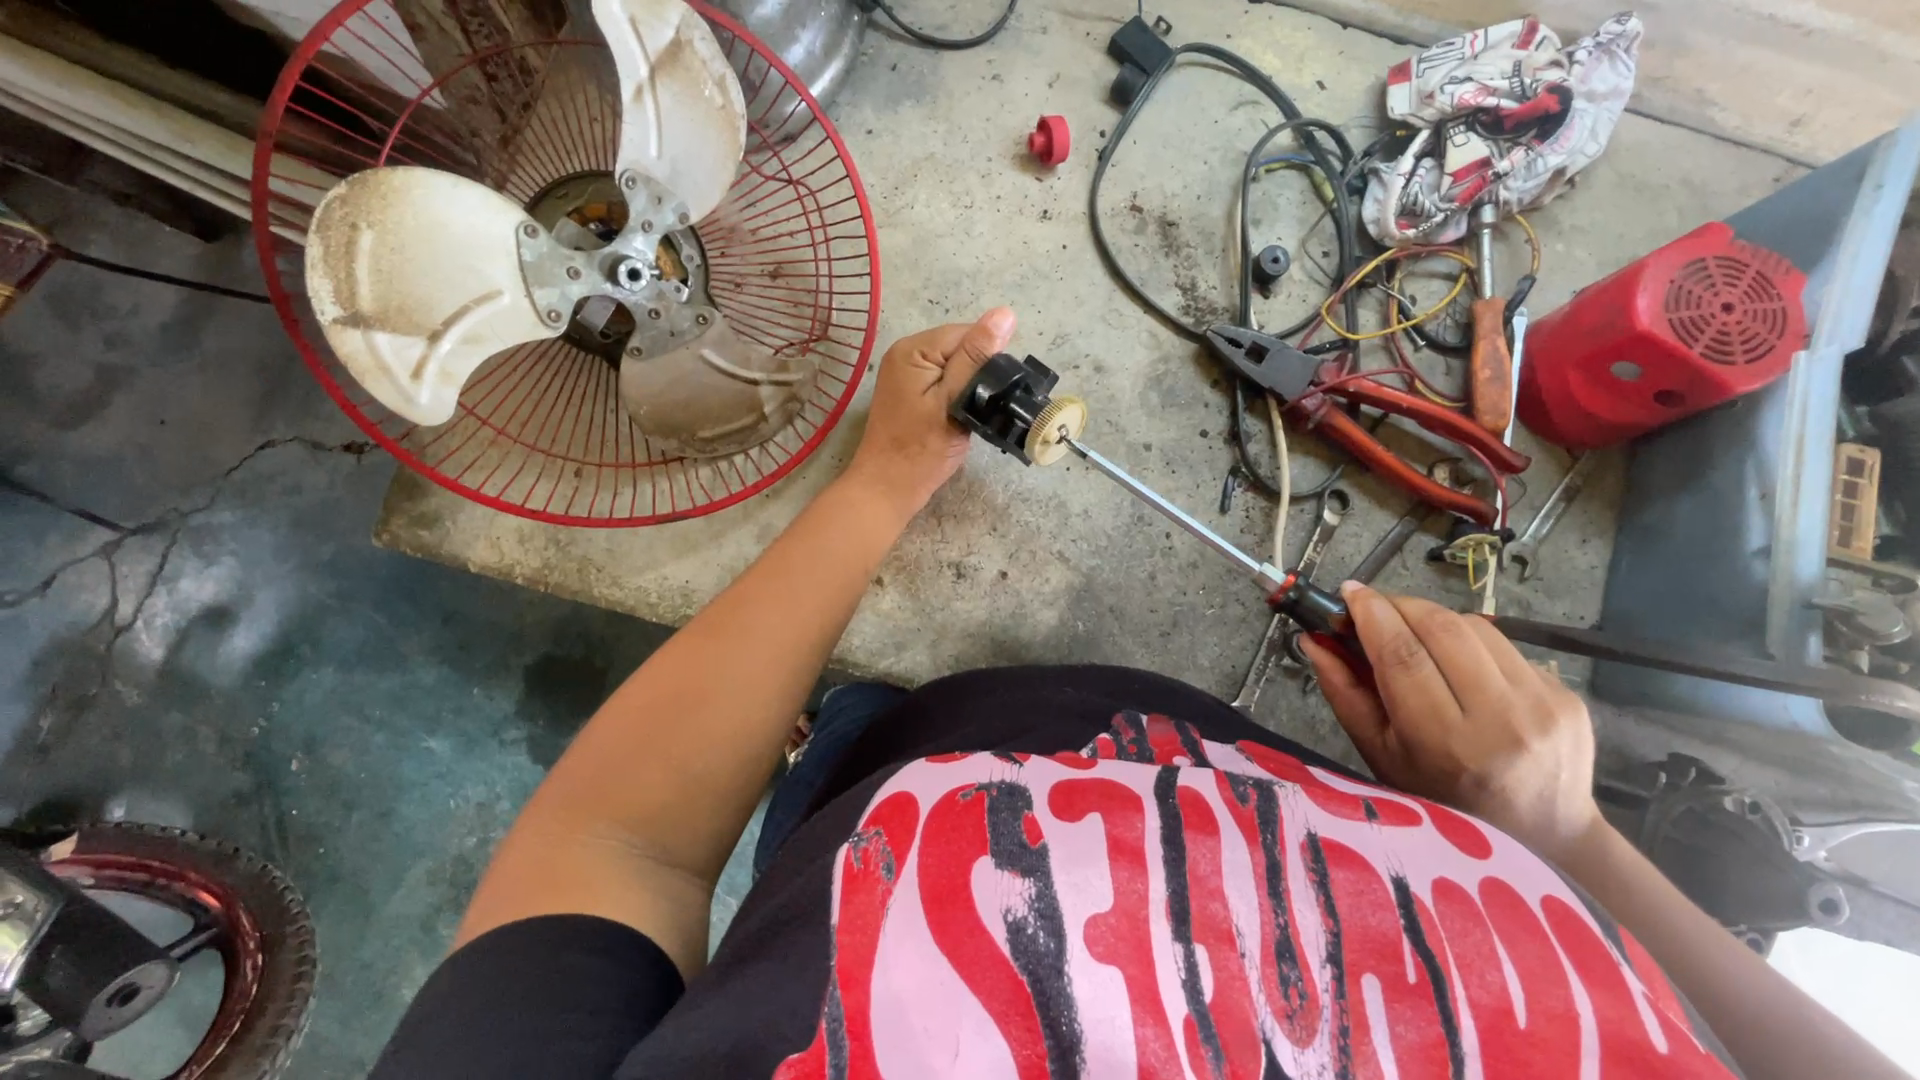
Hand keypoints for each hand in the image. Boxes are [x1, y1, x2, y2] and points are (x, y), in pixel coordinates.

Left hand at [844, 308, 1016, 514]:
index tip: (991, 392)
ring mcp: (907, 375)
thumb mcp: (954, 400)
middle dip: (978, 374)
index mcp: (913, 349)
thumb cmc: (921, 450)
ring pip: (956, 368)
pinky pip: (945, 383)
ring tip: (972, 415)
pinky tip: (960, 417)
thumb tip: (1005, 314)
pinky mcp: (912, 394)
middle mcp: (906, 354)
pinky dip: (958, 397)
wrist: (888, 489)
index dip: (987, 360)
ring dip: (969, 388)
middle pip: (961, 348)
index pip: (967, 333)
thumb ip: (976, 357)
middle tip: (982, 408)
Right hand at [1299, 583, 1601, 860]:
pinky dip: (1471, 644)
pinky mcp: (1567, 693)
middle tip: (1374, 606)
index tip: (1349, 592)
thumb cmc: (1440, 800)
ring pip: (1475, 627)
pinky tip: (1460, 667)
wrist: (1542, 835)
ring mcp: (1542, 704)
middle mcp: (1501, 718)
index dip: (1371, 614)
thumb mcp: (1380, 755)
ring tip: (1413, 634)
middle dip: (1400, 605)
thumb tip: (1313, 639)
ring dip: (1434, 619)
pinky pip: (1505, 647)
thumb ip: (1344, 694)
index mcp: (1445, 743)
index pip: (1403, 655)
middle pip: (1441, 629)